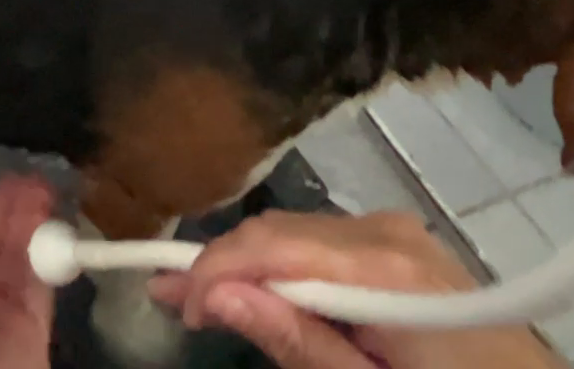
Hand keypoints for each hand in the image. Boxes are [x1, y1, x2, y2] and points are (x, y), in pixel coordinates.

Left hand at [0, 173, 57, 368]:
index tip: (6, 186)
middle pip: (2, 249)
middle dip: (16, 215)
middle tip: (32, 180)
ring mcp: (10, 312)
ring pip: (24, 261)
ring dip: (35, 226)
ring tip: (44, 191)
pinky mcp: (38, 327)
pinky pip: (43, 286)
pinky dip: (49, 256)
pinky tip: (51, 225)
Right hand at [147, 210, 565, 368]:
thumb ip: (298, 344)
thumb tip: (215, 295)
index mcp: (384, 268)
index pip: (274, 247)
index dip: (214, 268)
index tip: (174, 304)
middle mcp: (385, 229)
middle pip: (278, 231)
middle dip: (222, 264)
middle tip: (174, 303)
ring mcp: (395, 230)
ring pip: (294, 233)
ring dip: (249, 265)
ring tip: (203, 297)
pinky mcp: (399, 242)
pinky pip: (321, 243)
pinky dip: (286, 267)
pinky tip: (264, 290)